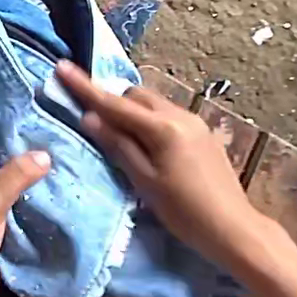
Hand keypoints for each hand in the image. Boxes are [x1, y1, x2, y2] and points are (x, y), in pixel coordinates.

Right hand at [55, 61, 271, 267]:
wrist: (234, 229)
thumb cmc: (184, 212)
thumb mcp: (144, 182)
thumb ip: (118, 145)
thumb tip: (90, 117)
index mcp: (163, 127)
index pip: (114, 103)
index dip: (85, 86)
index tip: (62, 67)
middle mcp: (180, 115)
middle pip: (135, 95)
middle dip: (112, 101)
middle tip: (94, 122)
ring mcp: (194, 122)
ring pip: (152, 104)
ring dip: (131, 112)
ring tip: (120, 137)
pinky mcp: (202, 133)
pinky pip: (167, 115)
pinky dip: (149, 121)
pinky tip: (147, 145)